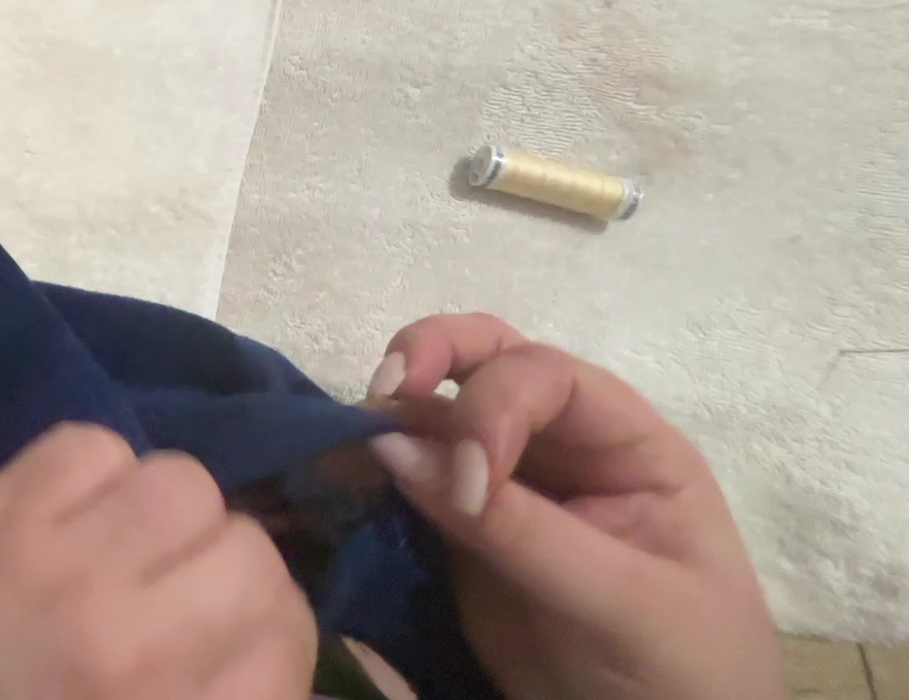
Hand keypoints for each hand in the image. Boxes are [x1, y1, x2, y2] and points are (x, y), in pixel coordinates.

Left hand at [0, 423, 317, 699]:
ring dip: (165, 507)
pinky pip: (98, 444)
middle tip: (173, 584)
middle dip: (225, 565)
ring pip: (186, 482)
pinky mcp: (6, 500)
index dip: (265, 627)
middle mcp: (129, 643)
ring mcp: (62, 560)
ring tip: (121, 536)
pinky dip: (94, 469)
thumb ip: (212, 689)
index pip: (290, 633)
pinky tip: (64, 508)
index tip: (225, 634)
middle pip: (253, 552)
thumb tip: (268, 631)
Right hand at [363, 314, 781, 699]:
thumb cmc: (677, 673)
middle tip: (385, 388)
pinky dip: (364, 451)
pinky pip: (398, 454)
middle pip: (483, 352)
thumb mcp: (619, 603)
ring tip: (354, 443)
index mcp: (623, 441)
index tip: (466, 486)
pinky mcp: (443, 501)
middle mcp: (553, 434)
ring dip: (387, 407)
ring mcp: (493, 465)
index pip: (546, 378)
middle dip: (428, 352)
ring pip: (429, 399)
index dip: (494, 409)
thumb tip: (390, 447)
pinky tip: (343, 467)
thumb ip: (512, 526)